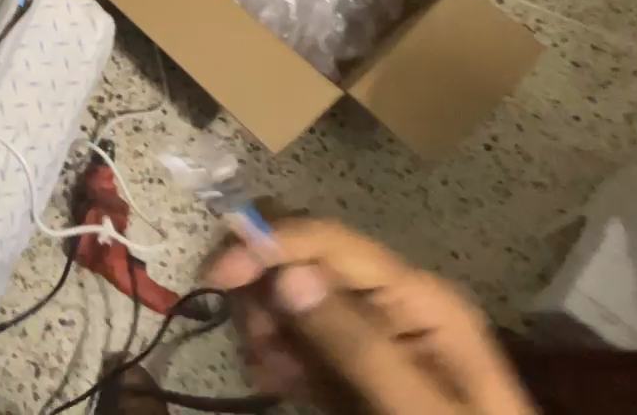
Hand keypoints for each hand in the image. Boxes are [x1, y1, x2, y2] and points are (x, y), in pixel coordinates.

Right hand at [202, 219, 533, 414]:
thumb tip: (288, 274)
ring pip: (289, 285)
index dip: (264, 244)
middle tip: (248, 334)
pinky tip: (277, 379)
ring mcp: (375, 321)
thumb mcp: (421, 414)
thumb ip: (360, 346)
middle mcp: (393, 294)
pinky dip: (275, 344)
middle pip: (302, 249)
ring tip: (268, 372)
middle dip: (260, 282)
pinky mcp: (358, 349)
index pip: (325, 238)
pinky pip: (297, 324)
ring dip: (264, 320)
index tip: (215, 277)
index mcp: (419, 297)